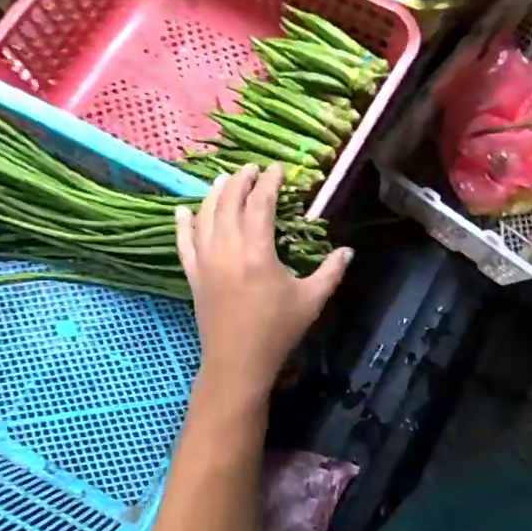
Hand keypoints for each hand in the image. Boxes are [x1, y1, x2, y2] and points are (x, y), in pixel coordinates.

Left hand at [176, 165, 351, 398]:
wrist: (238, 362)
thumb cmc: (277, 331)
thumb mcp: (311, 300)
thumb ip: (331, 271)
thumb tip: (348, 250)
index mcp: (257, 250)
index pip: (261, 203)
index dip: (269, 182)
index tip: (277, 169)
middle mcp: (227, 248)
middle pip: (230, 201)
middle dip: (241, 180)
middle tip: (252, 168)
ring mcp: (205, 260)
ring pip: (206, 215)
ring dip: (216, 193)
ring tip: (225, 179)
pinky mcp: (193, 275)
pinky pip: (184, 242)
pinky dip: (183, 223)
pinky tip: (184, 210)